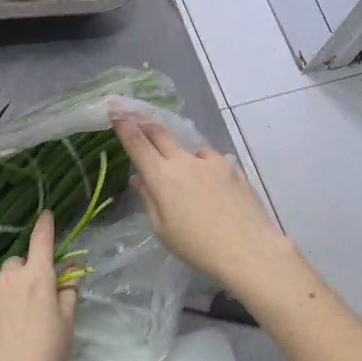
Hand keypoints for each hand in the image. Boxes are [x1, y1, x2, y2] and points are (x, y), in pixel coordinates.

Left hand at [0, 210, 76, 360]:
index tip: (45, 215)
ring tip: (14, 322)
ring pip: (0, 282)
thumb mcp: (67, 322)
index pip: (42, 241)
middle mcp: (10, 277)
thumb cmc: (47, 352)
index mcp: (38, 277)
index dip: (45, 226)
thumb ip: (69, 292)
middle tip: (33, 300)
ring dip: (8, 292)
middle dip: (25, 274)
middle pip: (18, 263)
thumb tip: (72, 274)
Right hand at [111, 104, 293, 288]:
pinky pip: (210, 160)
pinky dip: (203, 166)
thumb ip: (150, 200)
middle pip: (160, 133)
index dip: (124, 126)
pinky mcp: (232, 167)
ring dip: (178, 153)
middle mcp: (185, 162)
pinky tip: (209, 185)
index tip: (115, 112)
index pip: (137, 144)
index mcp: (162, 177)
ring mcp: (211, 161)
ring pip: (188, 149)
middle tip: (134, 115)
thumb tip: (140, 180)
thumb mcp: (163, 229)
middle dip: (144, 122)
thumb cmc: (196, 247)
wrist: (246, 248)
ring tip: (183, 173)